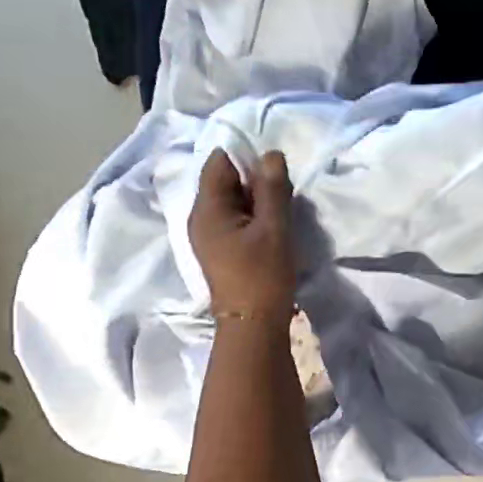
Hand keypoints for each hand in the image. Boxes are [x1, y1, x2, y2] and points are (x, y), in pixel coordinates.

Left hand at [190, 149, 295, 319]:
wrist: (253, 326)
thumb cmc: (263, 276)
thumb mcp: (274, 228)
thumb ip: (272, 188)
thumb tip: (270, 154)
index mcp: (207, 209)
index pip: (220, 161)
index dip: (247, 157)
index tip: (275, 171)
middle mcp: (200, 218)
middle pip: (224, 180)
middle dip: (253, 180)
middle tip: (282, 194)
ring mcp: (207, 236)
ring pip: (231, 201)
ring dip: (256, 201)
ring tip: (279, 212)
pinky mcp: (219, 250)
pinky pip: (234, 220)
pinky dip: (252, 217)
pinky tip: (271, 229)